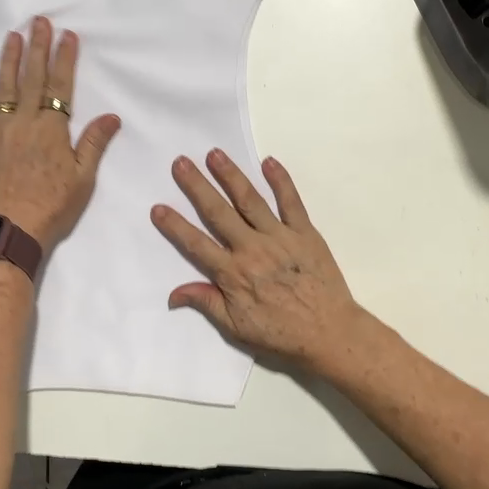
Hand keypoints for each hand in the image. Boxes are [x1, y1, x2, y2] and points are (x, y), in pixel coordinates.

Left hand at [0, 17, 121, 251]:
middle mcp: (24, 123)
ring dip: (8, 61)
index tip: (67, 36)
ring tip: (11, 36)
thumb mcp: (83, 178)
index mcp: (52, 129)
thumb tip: (111, 116)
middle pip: (32, 79)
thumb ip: (94, 143)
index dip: (65, 59)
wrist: (12, 230)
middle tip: (39, 22)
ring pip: (2, 89)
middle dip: (37, 48)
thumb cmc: (53, 207)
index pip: (61, 87)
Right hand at [152, 150, 370, 371]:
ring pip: (250, 201)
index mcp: (233, 275)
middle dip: (198, 187)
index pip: (197, 245)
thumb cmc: (281, 334)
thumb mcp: (237, 328)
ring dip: (231, 176)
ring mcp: (280, 238)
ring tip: (215, 154)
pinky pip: (291, 202)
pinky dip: (281, 181)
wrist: (330, 333)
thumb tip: (173, 293)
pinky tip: (268, 162)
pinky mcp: (305, 233)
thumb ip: (206, 303)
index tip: (158, 207)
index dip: (176, 226)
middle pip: (219, 213)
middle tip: (181, 162)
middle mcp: (253, 250)